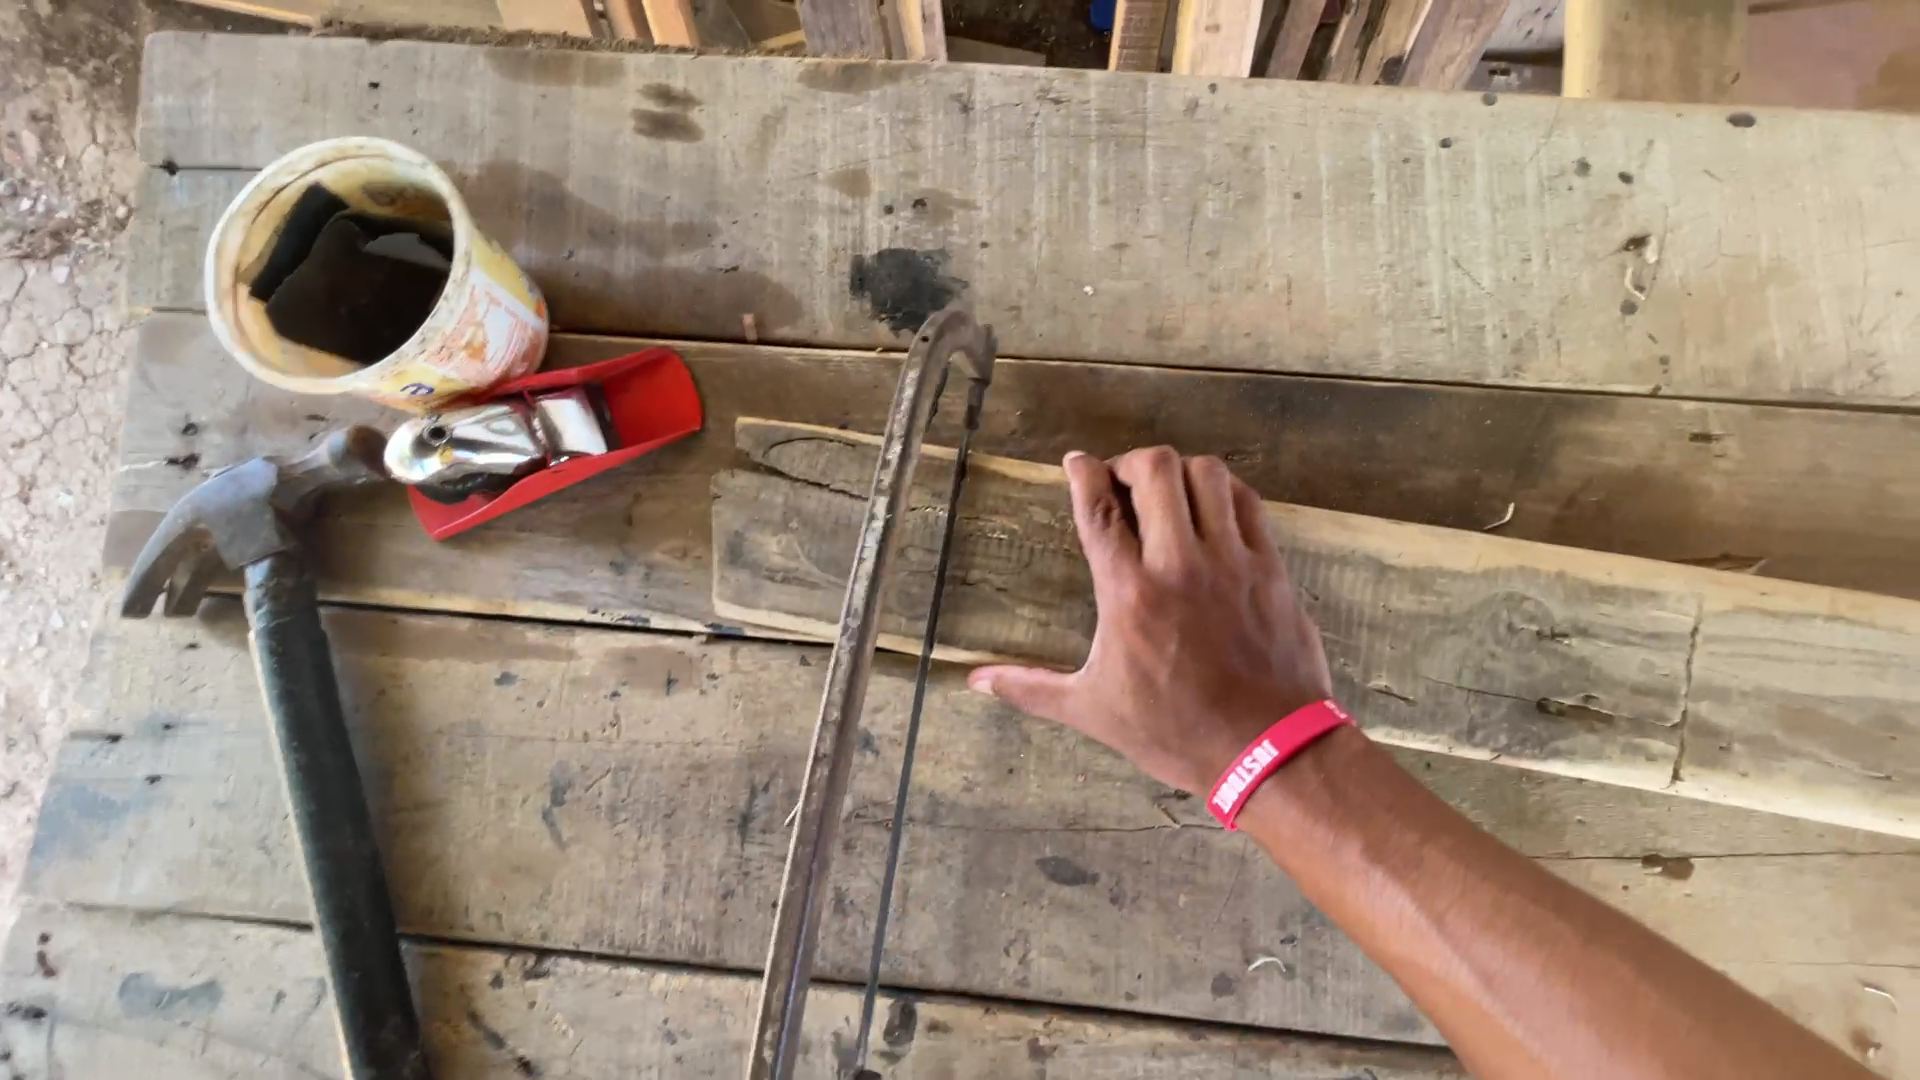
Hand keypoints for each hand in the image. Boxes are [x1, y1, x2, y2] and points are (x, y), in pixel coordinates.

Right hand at [968, 448, 1333, 794]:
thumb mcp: (1093, 710)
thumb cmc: (1175, 731)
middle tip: (1121, 483)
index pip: (1099, 509)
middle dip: (1130, 463)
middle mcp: (1179, 564)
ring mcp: (1231, 561)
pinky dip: (1225, 491)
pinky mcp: (1270, 568)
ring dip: (1179, 471)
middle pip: (1156, 470)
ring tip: (1167, 493)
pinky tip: (1211, 508)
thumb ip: (1030, 687)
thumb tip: (975, 681)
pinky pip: (1248, 502)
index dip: (1082, 472)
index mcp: (1129, 594)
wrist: (1270, 753)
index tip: (1075, 462)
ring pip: (1207, 475)